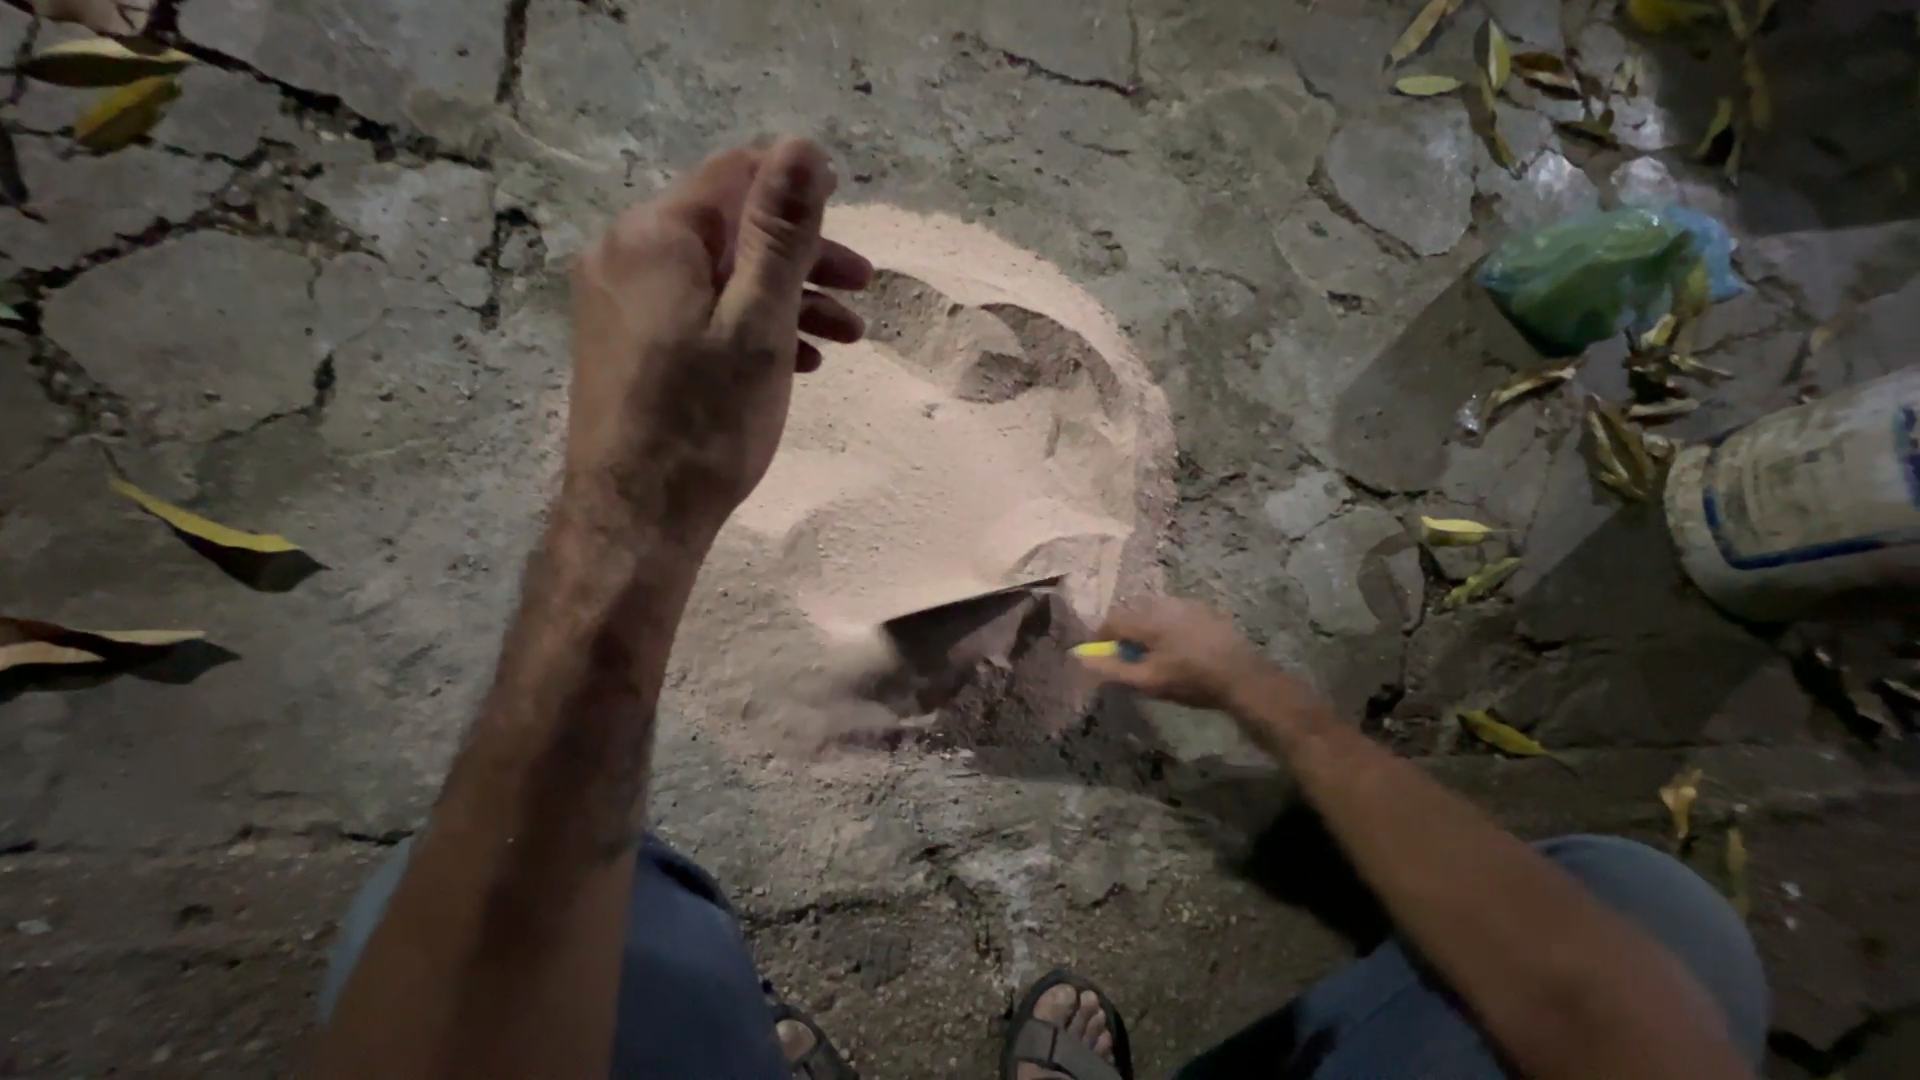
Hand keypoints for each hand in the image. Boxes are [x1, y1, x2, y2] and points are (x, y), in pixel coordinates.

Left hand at [564, 137, 872, 535]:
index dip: (799, 187)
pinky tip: (794, 361)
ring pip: (718, 277)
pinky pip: (696, 313)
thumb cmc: (706, 423)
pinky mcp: (626, 343)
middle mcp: (625, 254)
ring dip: (785, 297)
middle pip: (730, 229)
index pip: (736, 175)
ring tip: (844, 338)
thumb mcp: (758, 323)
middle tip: (864, 290)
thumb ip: (781, 233)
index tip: (851, 218)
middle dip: (803, 256)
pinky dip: (748, 326)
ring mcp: (620, 301)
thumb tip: (804, 147)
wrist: (637, 518)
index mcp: (655, 236)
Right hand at [1075, 596, 1271, 712]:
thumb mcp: (1147, 681)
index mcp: (1147, 620)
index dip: (1103, 639)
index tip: (1107, 656)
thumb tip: (1079, 657)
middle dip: (1126, 632)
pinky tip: (1181, 645)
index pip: (1111, 621)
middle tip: (1133, 657)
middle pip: (1132, 612)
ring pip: (1154, 610)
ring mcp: (1187, 604)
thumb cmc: (1190, 680)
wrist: (1242, 676)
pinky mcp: (1205, 609)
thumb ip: (1112, 669)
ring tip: (1158, 652)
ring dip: (1147, 627)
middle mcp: (1164, 604)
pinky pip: (1174, 612)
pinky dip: (1168, 625)